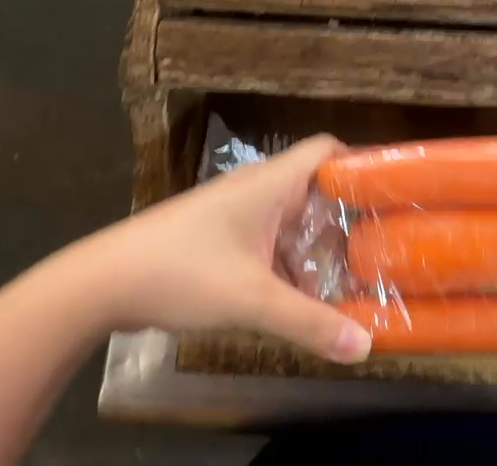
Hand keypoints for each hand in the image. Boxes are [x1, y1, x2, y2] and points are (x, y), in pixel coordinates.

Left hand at [75, 135, 371, 363]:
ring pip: (293, 222)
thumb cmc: (181, 271)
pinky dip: (292, 265)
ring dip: (320, 247)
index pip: (327, 150)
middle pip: (316, 190)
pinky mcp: (221, 240)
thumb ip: (308, 322)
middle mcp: (257, 191)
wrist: (103, 283)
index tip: (393, 196)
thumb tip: (366, 346)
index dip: (361, 165)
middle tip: (386, 248)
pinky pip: (271, 244)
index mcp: (270, 183)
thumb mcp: (250, 298)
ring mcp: (237, 216)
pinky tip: (306, 300)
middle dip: (349, 218)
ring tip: (358, 280)